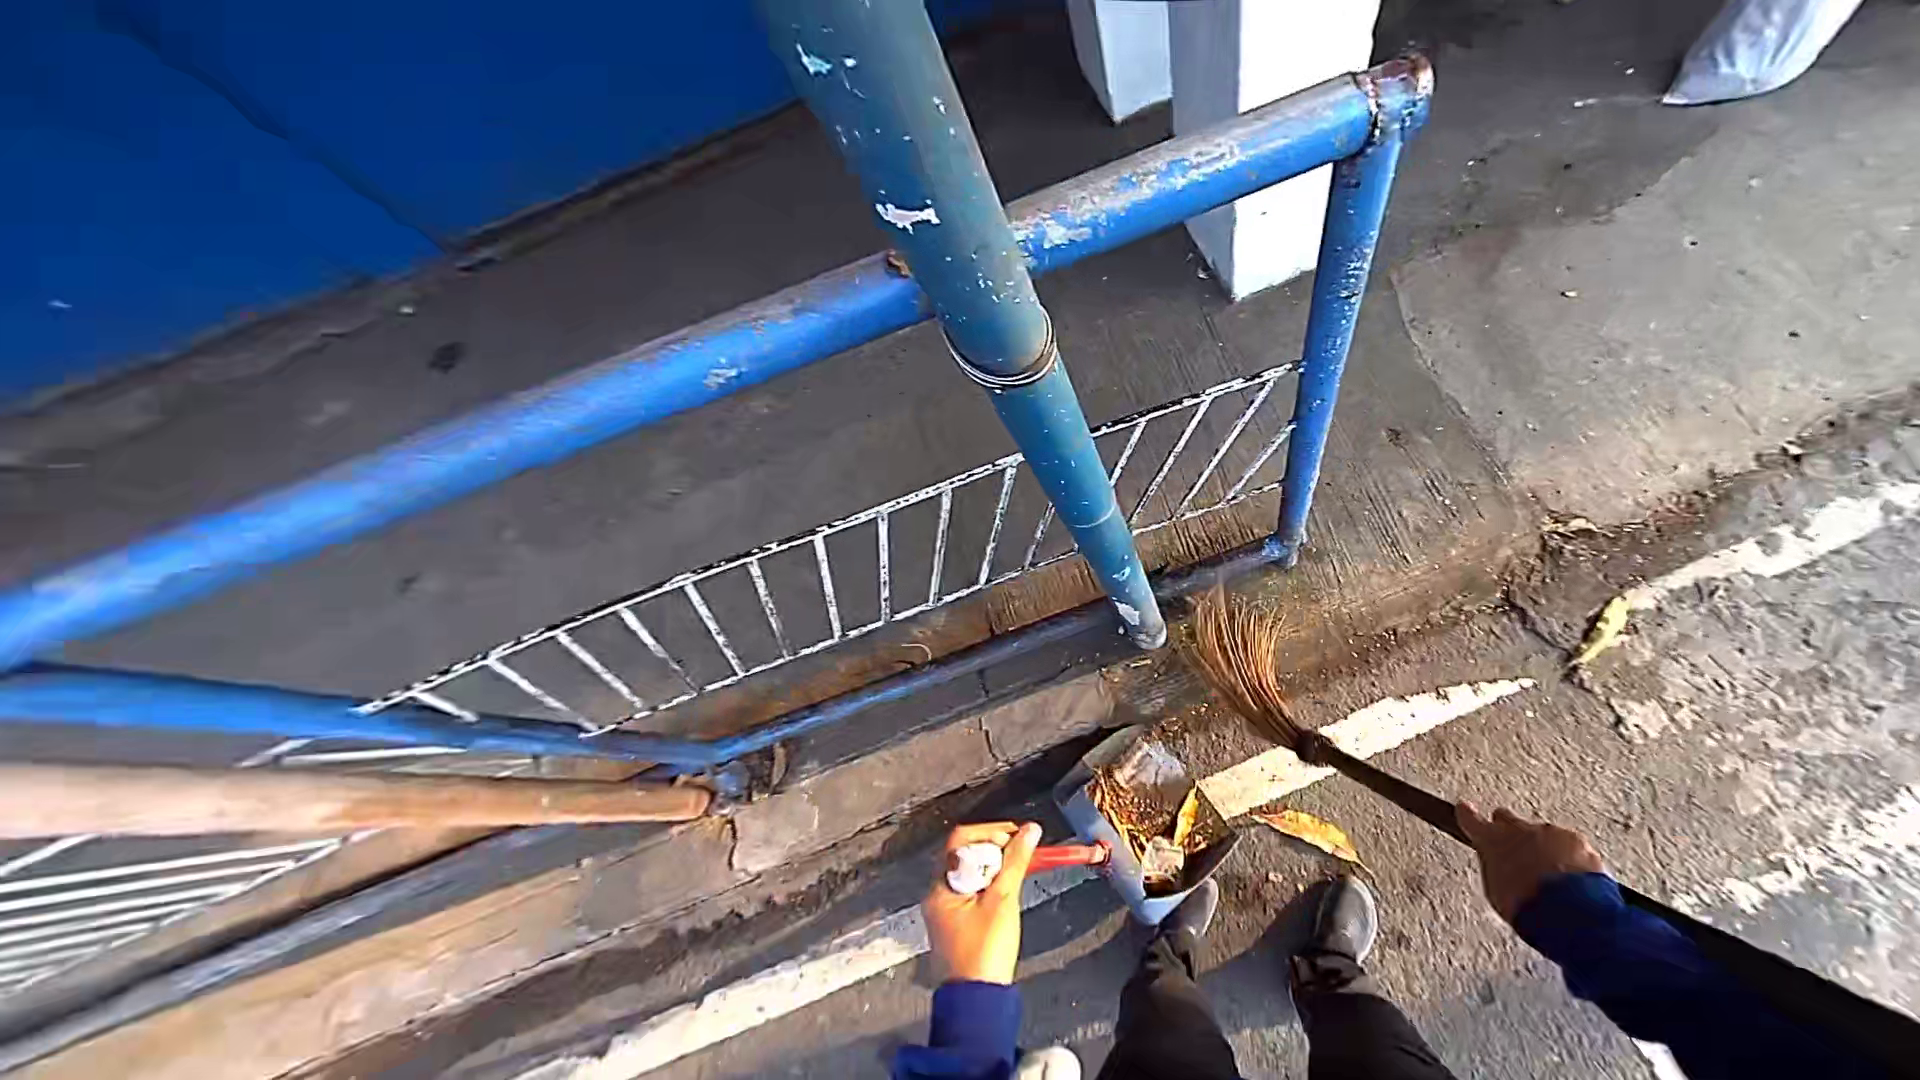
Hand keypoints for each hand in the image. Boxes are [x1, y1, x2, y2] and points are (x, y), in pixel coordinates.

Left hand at [923, 821, 1039, 983]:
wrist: (979, 1002)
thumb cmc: (984, 956)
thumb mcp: (1003, 900)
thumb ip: (1016, 862)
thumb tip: (1029, 832)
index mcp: (940, 886)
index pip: (960, 840)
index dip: (989, 832)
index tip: (1015, 835)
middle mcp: (938, 894)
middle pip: (964, 853)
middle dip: (994, 849)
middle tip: (1018, 852)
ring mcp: (946, 908)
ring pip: (971, 871)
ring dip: (994, 867)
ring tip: (1015, 872)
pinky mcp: (957, 921)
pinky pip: (973, 889)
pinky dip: (991, 883)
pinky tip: (1006, 891)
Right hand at [1456, 803, 1603, 922]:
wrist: (1571, 912)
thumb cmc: (1529, 906)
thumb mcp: (1497, 891)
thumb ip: (1496, 869)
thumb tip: (1501, 869)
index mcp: (1489, 838)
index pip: (1468, 816)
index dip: (1467, 814)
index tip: (1465, 809)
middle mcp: (1515, 829)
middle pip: (1508, 818)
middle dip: (1512, 831)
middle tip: (1519, 851)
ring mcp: (1547, 832)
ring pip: (1544, 833)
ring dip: (1547, 848)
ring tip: (1557, 877)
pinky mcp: (1578, 841)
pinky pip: (1573, 845)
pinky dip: (1574, 858)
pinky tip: (1578, 879)